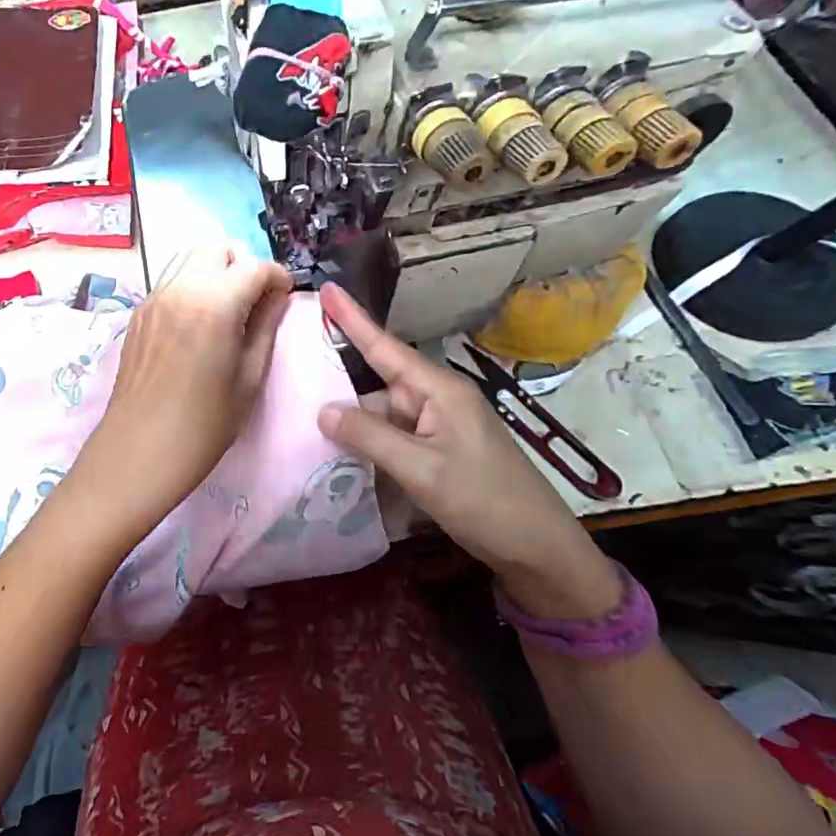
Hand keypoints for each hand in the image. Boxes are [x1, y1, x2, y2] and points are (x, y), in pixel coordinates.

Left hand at [75, 247, 291, 531]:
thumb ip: (265, 328)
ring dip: (216, 273)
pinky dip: (193, 288)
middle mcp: (179, 289)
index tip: (286, 297)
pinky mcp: (138, 316)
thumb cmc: (203, 426)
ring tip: (230, 313)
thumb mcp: (248, 380)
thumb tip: (277, 298)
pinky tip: (201, 327)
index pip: (254, 266)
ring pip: (190, 260)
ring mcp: (153, 300)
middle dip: (243, 265)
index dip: (277, 277)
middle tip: (256, 301)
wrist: (136, 454)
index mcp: (213, 304)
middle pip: (217, 249)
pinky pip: (172, 283)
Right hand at [316, 283, 620, 619]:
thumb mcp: (421, 469)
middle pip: (379, 388)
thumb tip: (323, 410)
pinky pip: (397, 442)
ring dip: (357, 431)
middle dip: (343, 396)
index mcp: (440, 391)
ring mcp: (441, 429)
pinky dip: (374, 451)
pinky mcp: (441, 453)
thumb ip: (370, 436)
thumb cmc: (484, 501)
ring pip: (385, 418)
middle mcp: (439, 401)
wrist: (537, 547)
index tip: (326, 288)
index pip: (387, 348)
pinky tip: (348, 464)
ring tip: (314, 442)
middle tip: (298, 396)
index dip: (353, 319)